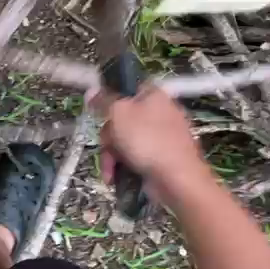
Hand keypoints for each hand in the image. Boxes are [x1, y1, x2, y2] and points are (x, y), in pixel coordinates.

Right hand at [101, 86, 212, 200]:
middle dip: (109, 137)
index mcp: (153, 95)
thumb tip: (91, 91)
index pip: (127, 89)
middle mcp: (160, 113)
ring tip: (110, 171)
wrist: (178, 179)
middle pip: (122, 119)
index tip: (98, 113)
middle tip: (107, 146)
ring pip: (126, 141)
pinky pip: (137, 157)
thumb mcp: (119, 113)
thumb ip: (104, 100)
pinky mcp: (163, 158)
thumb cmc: (147, 139)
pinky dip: (125, 166)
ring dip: (113, 156)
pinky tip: (117, 178)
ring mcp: (163, 137)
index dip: (110, 101)